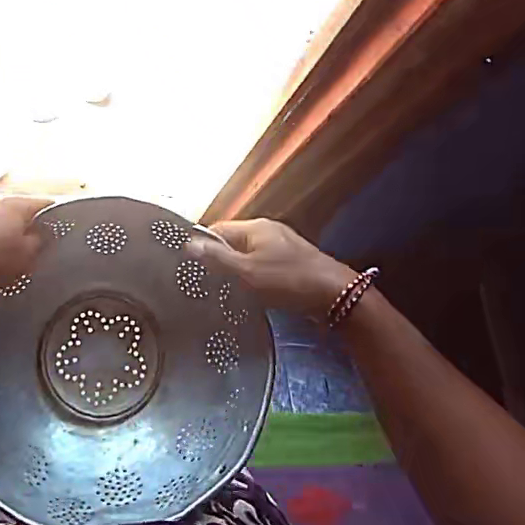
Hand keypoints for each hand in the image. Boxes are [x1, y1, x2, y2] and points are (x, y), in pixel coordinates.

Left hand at [0, 196, 51, 300]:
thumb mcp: (26, 256)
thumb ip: (40, 242)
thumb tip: (43, 234)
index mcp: (15, 205)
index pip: (44, 204)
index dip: (57, 216)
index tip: (65, 230)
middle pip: (20, 214)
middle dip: (31, 229)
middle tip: (43, 249)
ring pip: (0, 225)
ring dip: (9, 238)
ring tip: (16, 259)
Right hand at [186, 218, 356, 320]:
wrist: (336, 296)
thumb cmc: (288, 281)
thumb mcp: (247, 272)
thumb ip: (217, 258)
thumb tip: (189, 243)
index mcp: (255, 227)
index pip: (216, 229)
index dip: (201, 246)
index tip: (188, 266)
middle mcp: (268, 232)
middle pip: (232, 242)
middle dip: (218, 260)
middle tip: (204, 282)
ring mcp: (282, 247)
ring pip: (247, 256)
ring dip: (236, 271)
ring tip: (223, 290)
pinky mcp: (291, 264)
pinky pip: (262, 266)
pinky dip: (252, 278)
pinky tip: (249, 294)